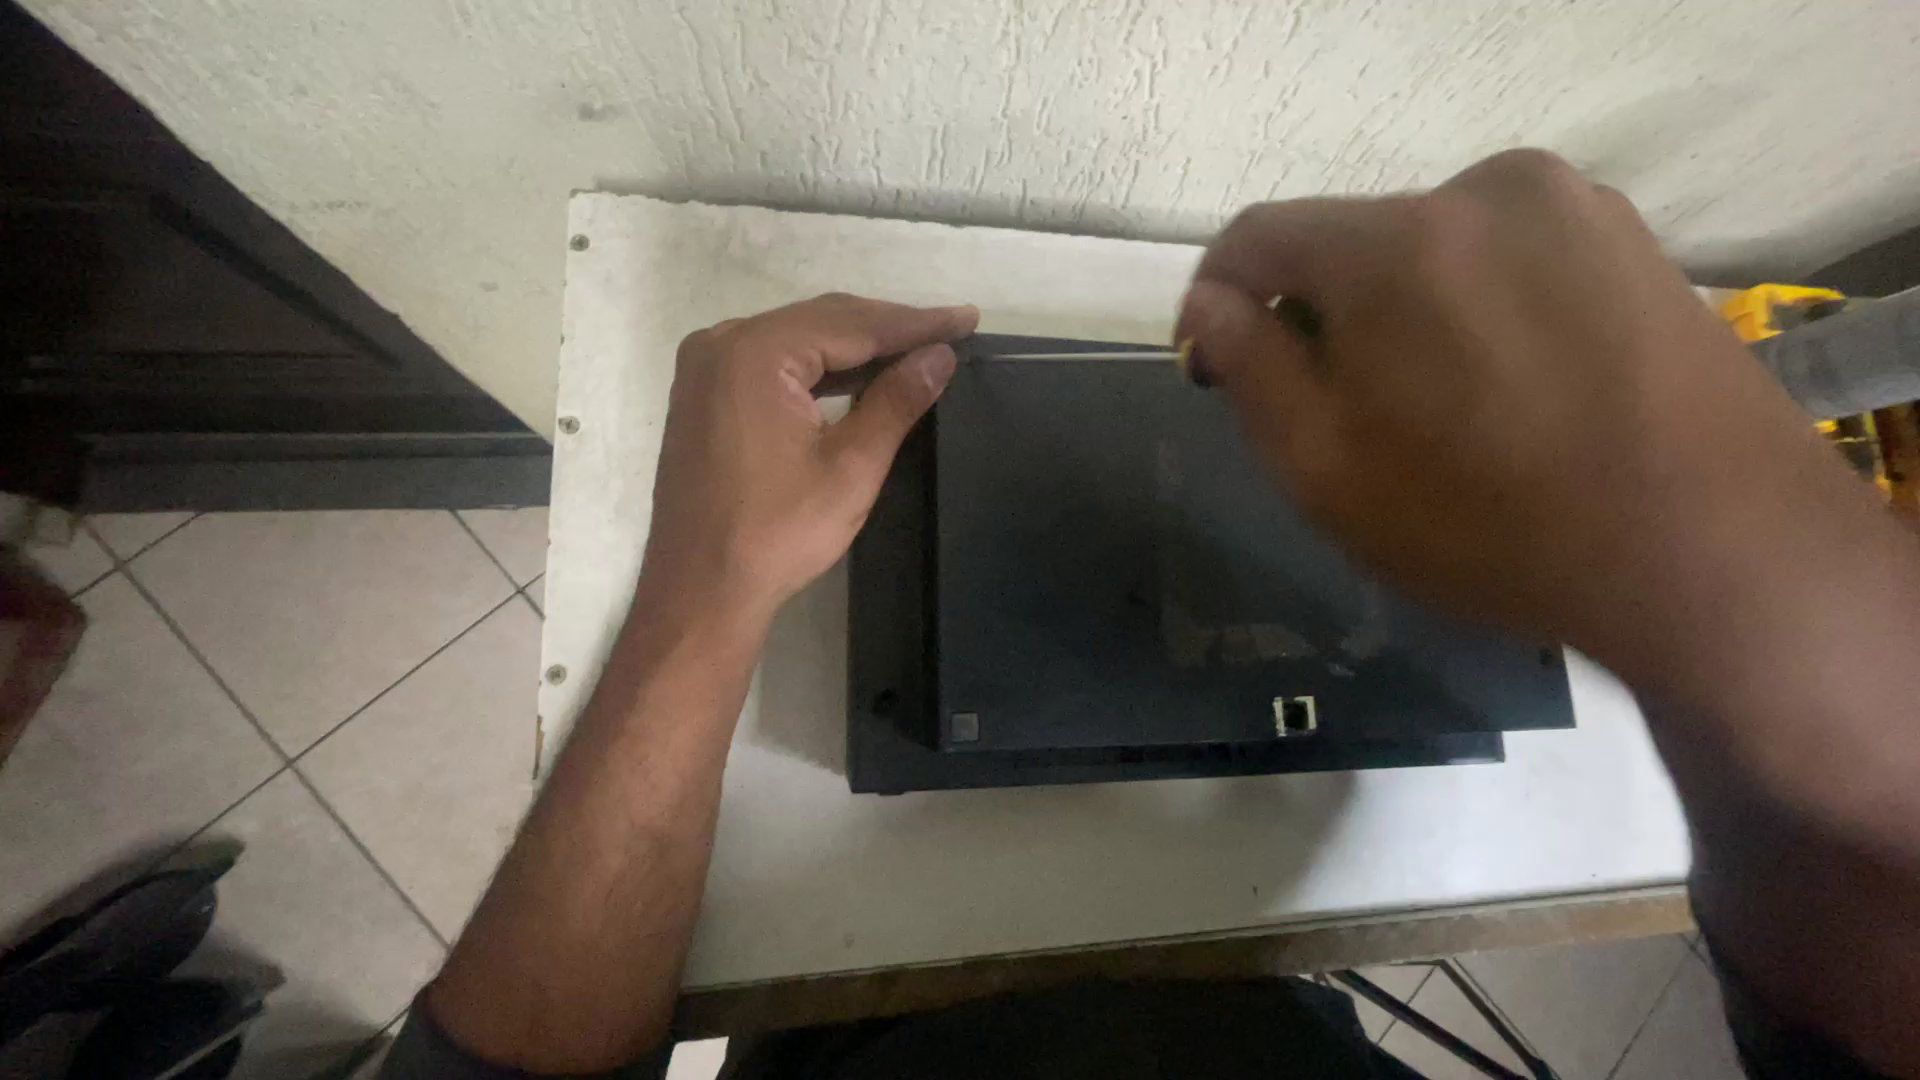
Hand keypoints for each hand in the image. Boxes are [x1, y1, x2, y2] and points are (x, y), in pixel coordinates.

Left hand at [639, 293, 978, 629]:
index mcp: (754, 353)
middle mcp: (722, 344)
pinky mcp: (705, 395)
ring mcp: (706, 368)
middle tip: (950, 330)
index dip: (915, 323)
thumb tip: (940, 356)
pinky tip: (859, 376)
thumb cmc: (777, 533)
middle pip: (822, 321)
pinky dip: (820, 368)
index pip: (851, 323)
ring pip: (798, 340)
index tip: (967, 319)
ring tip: (916, 350)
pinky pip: (774, 364)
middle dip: (888, 327)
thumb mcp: (850, 467)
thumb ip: (896, 401)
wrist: (700, 590)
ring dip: (856, 346)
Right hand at [1175, 149, 1878, 665]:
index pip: (1253, 238)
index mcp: (1394, 243)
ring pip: (1417, 251)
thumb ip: (1249, 368)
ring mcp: (1571, 206)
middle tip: (1320, 409)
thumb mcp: (1320, 463)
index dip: (1213, 300)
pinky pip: (1492, 258)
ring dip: (1382, 315)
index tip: (1211, 365)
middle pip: (1339, 244)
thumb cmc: (1480, 522)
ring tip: (1411, 408)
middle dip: (1305, 317)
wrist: (1713, 556)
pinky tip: (1484, 387)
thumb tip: (1207, 305)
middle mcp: (1483, 190)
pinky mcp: (1627, 239)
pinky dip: (1455, 309)